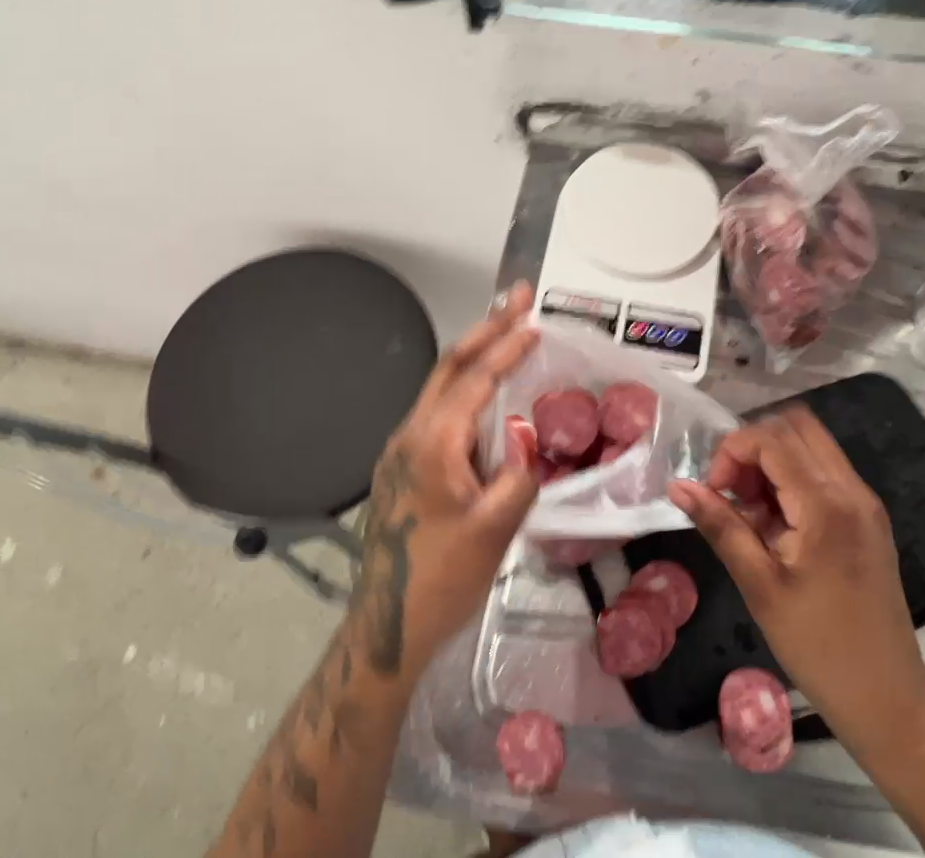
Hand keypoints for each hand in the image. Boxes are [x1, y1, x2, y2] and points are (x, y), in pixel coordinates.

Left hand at [345, 282, 541, 682]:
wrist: (389, 625)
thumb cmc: (444, 579)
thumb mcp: (495, 530)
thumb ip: (518, 474)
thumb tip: (528, 432)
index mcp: (431, 445)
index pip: (474, 380)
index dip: (506, 348)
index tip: (535, 321)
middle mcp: (409, 437)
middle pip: (449, 368)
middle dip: (485, 330)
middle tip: (517, 298)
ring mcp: (401, 452)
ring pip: (440, 389)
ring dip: (474, 357)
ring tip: (506, 332)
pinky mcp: (403, 470)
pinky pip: (438, 415)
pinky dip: (465, 390)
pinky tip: (486, 396)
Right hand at [669, 407, 924, 738]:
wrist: (884, 693)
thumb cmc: (816, 643)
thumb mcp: (759, 585)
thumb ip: (720, 526)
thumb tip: (678, 486)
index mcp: (827, 504)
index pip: (772, 439)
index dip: (732, 452)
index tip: (712, 492)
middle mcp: (852, 490)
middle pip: (797, 428)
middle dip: (753, 448)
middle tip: (731, 495)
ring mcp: (865, 503)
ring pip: (812, 448)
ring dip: (773, 463)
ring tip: (750, 514)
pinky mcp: (867, 520)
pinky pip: (825, 475)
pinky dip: (793, 482)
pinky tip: (775, 526)